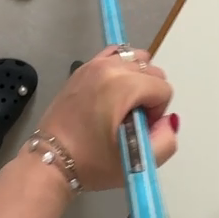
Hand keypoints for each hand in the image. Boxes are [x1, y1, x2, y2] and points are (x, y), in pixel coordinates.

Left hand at [33, 46, 177, 191]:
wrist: (50, 160)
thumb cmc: (92, 163)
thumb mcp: (137, 162)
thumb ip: (166, 141)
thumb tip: (168, 121)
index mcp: (123, 85)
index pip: (163, 89)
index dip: (156, 113)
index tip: (138, 130)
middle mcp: (110, 67)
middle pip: (152, 71)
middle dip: (149, 97)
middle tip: (131, 122)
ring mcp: (94, 63)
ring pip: (136, 58)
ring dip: (138, 80)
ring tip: (123, 105)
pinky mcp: (84, 67)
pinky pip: (115, 54)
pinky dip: (122, 68)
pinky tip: (114, 91)